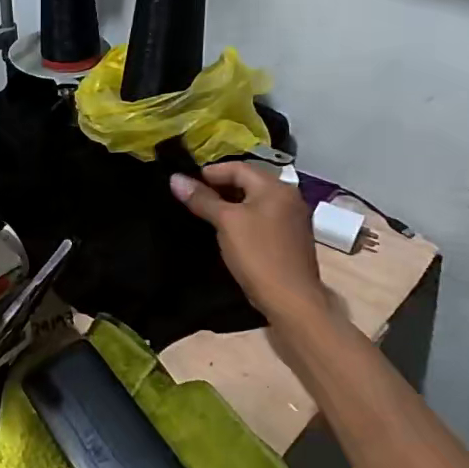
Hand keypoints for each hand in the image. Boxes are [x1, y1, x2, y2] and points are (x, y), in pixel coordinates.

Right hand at [170, 161, 328, 323]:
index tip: (186, 183)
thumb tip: (175, 179)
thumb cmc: (258, 255)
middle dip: (220, 188)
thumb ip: (202, 199)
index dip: (210, 172)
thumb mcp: (226, 223)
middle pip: (249, 183)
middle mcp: (289, 196)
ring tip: (207, 214)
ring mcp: (293, 218)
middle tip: (194, 198)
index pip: (238, 168)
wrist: (292, 300)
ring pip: (257, 202)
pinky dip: (245, 219)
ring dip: (232, 204)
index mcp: (276, 186)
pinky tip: (230, 231)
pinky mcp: (292, 239)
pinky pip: (264, 218)